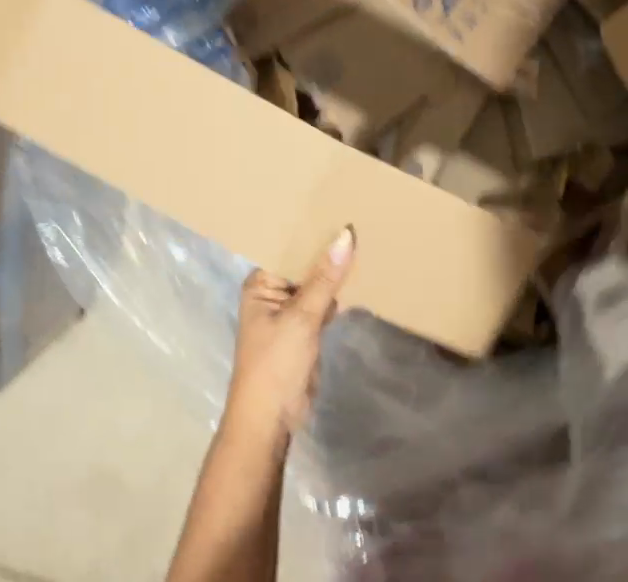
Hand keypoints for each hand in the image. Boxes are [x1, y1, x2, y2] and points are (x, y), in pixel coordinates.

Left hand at [224, 227, 355, 441]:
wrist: (271, 419)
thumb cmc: (276, 364)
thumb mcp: (302, 317)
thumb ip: (326, 278)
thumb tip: (346, 234)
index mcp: (261, 283)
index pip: (289, 248)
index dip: (313, 231)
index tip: (341, 207)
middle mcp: (273, 293)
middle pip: (304, 265)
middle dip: (329, 251)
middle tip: (362, 220)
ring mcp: (290, 313)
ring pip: (317, 284)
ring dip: (336, 273)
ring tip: (367, 241)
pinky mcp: (306, 330)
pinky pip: (324, 303)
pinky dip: (339, 295)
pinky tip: (362, 278)